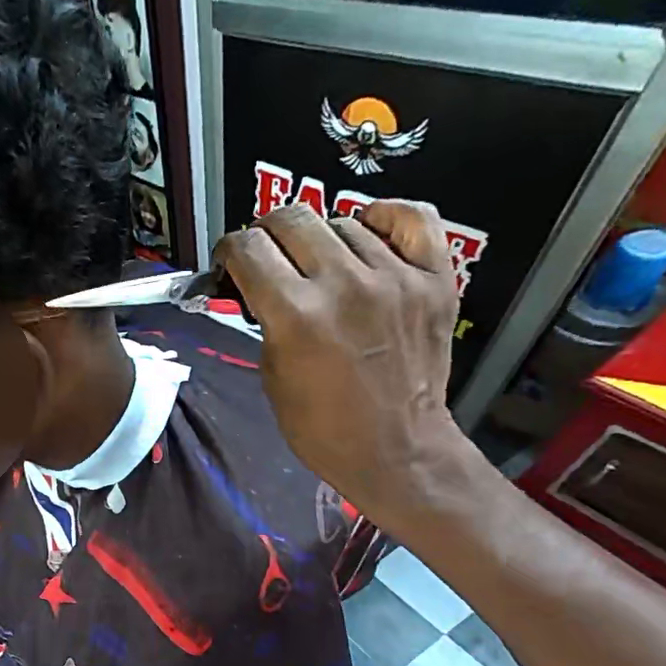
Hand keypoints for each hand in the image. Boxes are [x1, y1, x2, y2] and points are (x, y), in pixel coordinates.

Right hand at [212, 201, 476, 530]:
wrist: (394, 448)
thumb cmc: (319, 425)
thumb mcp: (269, 372)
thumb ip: (265, 319)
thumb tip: (260, 283)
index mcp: (296, 315)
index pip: (248, 248)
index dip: (229, 249)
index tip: (230, 260)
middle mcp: (345, 285)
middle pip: (292, 219)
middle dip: (266, 232)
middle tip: (266, 253)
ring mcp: (396, 277)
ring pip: (342, 220)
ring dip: (319, 236)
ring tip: (317, 262)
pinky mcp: (436, 279)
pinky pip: (412, 218)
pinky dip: (383, 217)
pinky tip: (366, 231)